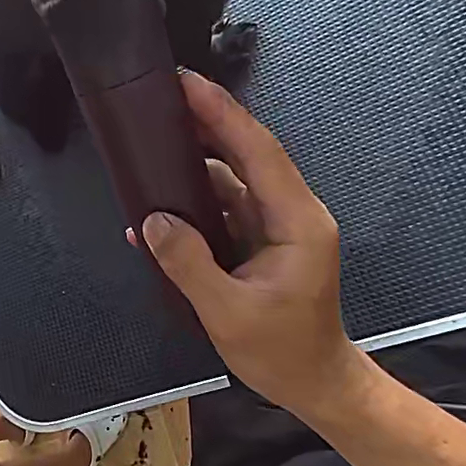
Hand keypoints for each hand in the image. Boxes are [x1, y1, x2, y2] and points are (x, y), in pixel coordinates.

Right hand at [135, 73, 375, 418]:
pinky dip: (199, 199)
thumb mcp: (228, 312)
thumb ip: (188, 263)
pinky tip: (165, 201)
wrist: (313, 381)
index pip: (258, 152)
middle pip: (249, 154)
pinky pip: (229, 206)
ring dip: (199, 161)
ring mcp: (278, 225)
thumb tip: (152, 221)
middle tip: (166, 98)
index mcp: (297, 222)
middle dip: (209, 123)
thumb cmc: (282, 352)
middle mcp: (291, 213)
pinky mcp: (263, 239)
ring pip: (237, 178)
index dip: (223, 114)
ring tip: (157, 142)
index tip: (188, 85)